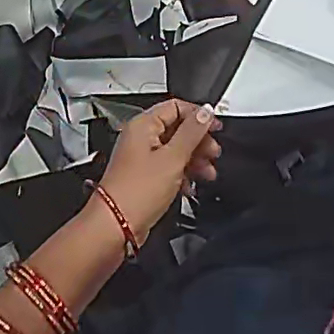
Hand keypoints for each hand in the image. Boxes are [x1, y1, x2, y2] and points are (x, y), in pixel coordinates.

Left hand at [98, 100, 221, 242]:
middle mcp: (140, 138)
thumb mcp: (173, 158)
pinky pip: (169, 167)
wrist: (117, 226)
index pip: (176, 107)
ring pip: (175, 150)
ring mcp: (142, 158)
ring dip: (194, 159)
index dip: (198, 115)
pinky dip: (182, 174)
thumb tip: (205, 112)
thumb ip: (192, 132)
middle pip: (177, 129)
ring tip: (207, 172)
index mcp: (143, 125)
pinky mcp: (144, 177)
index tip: (215, 127)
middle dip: (199, 141)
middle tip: (213, 153)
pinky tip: (190, 186)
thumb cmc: (135, 192)